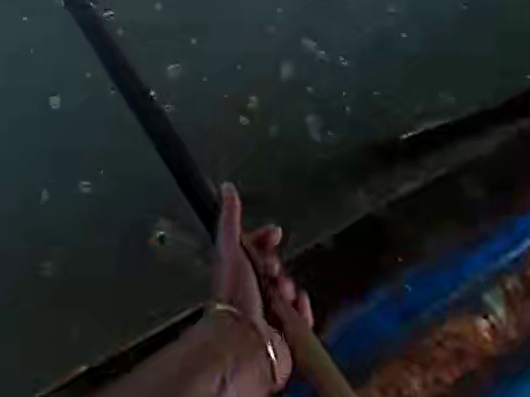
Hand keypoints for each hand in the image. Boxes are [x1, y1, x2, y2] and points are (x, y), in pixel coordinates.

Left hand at [211, 182, 311, 391]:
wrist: (243, 341)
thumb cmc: (232, 297)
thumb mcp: (229, 249)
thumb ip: (229, 219)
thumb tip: (225, 188)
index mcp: (237, 275)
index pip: (254, 250)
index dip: (265, 240)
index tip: (274, 233)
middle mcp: (251, 295)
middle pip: (274, 269)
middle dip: (278, 265)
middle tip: (273, 270)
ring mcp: (268, 315)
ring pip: (290, 291)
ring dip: (290, 287)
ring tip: (282, 292)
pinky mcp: (285, 335)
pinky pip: (303, 317)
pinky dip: (303, 310)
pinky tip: (297, 305)